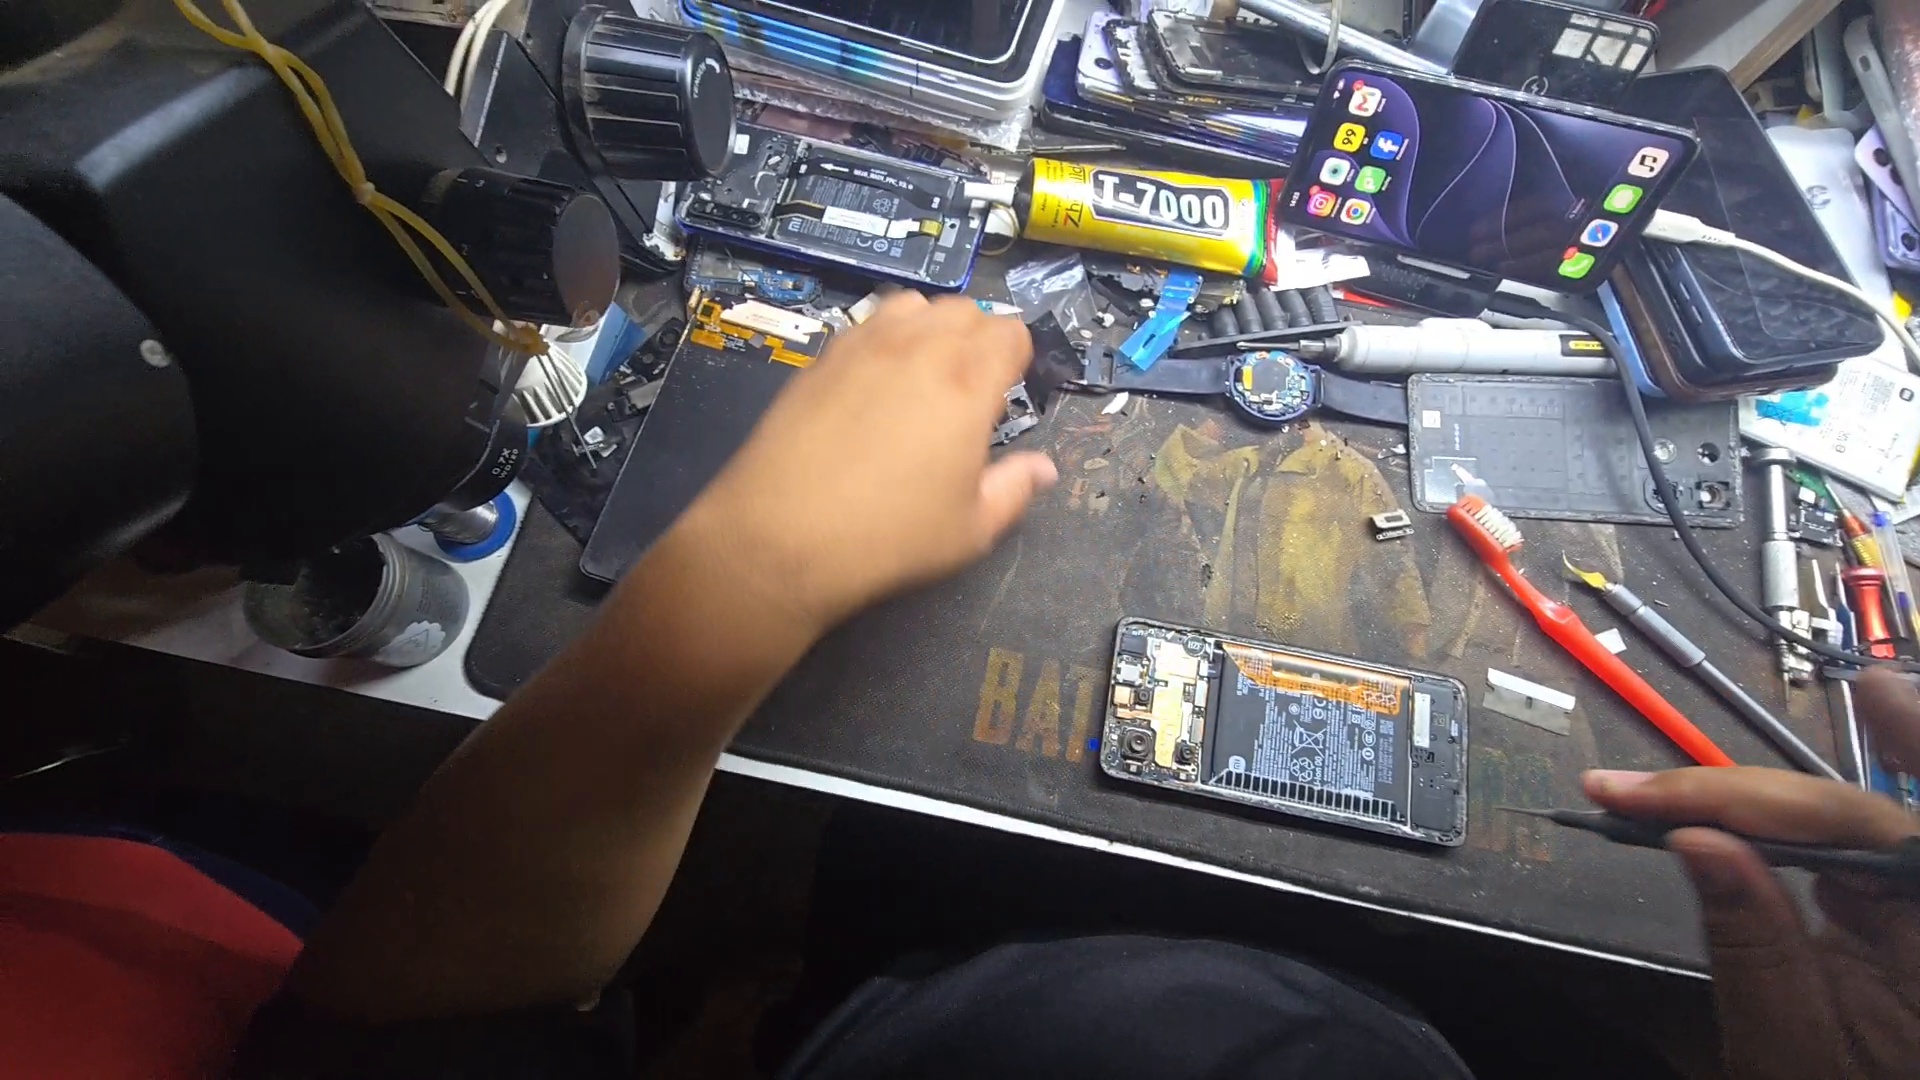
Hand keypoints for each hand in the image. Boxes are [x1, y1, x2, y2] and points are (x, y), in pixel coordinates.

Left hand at [681, 292, 1057, 634]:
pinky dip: (886, 336)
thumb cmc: (889, 538)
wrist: (782, 538)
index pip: (1010, 332)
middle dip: (980, 339)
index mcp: (966, 385)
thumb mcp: (970, 530)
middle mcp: (917, 350)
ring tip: (924, 374)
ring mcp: (863, 347)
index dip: (1018, 357)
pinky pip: (866, 322)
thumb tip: (1044, 468)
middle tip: (970, 391)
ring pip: (914, 305)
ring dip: (932, 328)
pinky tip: (875, 381)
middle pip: (966, 310)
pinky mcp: (821, 359)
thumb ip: (1015, 489)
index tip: (1010, 390)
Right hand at [1584, 667, 1919, 1078]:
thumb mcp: (1788, 1047)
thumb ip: (1753, 942)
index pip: (1896, 843)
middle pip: (1867, 823)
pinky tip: (1719, 791)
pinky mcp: (1896, 910)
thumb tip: (1694, 837)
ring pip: (1854, 824)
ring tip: (1651, 794)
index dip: (1898, 757)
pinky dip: (1777, 810)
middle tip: (1631, 794)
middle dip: (1745, 796)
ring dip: (1750, 799)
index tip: (1872, 689)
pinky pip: (1847, 843)